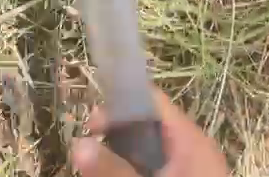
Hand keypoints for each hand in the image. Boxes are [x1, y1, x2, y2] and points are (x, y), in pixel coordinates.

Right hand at [71, 92, 227, 176]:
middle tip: (88, 158)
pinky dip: (134, 173)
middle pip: (145, 126)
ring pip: (146, 154)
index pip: (150, 99)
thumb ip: (113, 170)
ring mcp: (191, 172)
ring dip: (120, 162)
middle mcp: (192, 149)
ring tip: (97, 173)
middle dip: (114, 140)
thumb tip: (77, 144)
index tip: (90, 126)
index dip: (118, 105)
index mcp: (189, 139)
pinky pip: (155, 171)